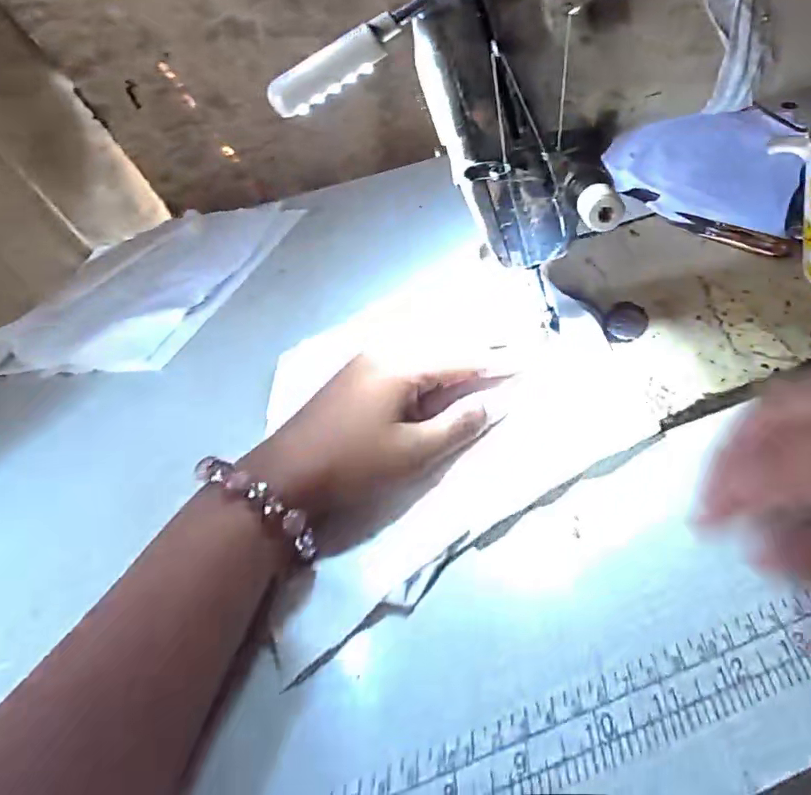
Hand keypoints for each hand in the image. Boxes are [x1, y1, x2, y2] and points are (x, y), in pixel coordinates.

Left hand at [240, 354, 503, 518]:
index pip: (461, 358)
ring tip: (487, 337)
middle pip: (444, 337)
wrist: (283, 476)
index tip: (527, 358)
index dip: (495, 361)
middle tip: (515, 333)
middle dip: (480, 339)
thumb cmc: (352, 465)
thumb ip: (455, 426)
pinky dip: (432, 346)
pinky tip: (442, 349)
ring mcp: (369, 356)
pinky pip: (406, 346)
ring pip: (424, 338)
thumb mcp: (410, 454)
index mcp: (402, 365)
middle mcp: (387, 349)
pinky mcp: (359, 369)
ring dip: (456, 339)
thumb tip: (489, 405)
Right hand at [699, 369, 810, 624]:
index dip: (730, 493)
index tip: (703, 525)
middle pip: (772, 416)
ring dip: (754, 436)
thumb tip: (762, 549)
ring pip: (792, 396)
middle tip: (712, 503)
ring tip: (739, 479)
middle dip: (730, 458)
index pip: (778, 464)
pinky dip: (788, 421)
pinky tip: (792, 452)